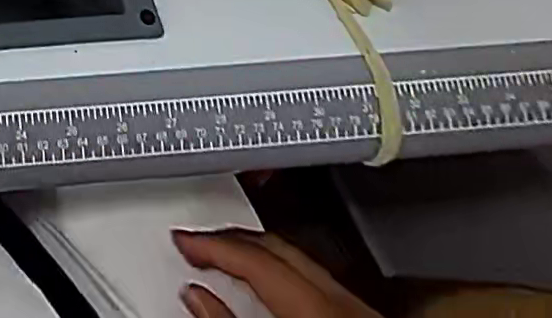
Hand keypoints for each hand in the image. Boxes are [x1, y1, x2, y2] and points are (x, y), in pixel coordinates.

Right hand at [172, 229, 381, 317]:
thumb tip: (198, 299)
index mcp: (320, 311)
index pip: (254, 257)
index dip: (211, 244)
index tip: (184, 241)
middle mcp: (348, 306)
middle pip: (278, 250)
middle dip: (232, 241)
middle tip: (199, 244)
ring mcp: (367, 317)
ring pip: (301, 263)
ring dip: (260, 256)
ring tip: (230, 260)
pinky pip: (321, 284)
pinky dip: (288, 277)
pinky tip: (276, 292)